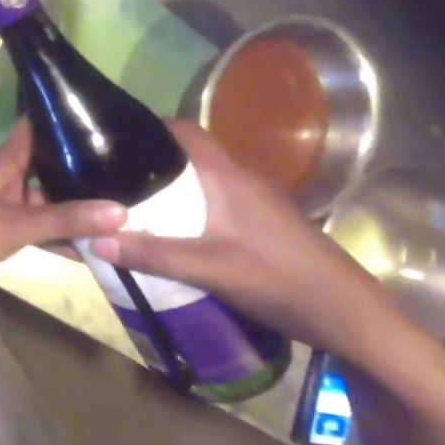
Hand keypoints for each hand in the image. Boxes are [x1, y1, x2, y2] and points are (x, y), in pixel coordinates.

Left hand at [0, 122, 125, 284]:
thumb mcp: (16, 227)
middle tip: (130, 170)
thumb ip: (64, 220)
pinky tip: (88, 245)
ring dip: (73, 204)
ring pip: (46, 196)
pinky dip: (56, 230)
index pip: (39, 126)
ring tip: (121, 206)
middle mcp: (7, 175)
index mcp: (7, 162)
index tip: (107, 116)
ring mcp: (3, 200)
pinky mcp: (0, 223)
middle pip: (50, 163)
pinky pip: (36, 222)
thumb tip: (121, 211)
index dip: (67, 117)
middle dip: (83, 167)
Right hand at [88, 120, 389, 349]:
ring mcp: (253, 204)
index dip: (149, 129)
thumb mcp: (209, 269)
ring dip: (166, 192)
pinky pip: (211, 206)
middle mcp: (240, 181)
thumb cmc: (281, 280)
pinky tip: (166, 237)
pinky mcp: (259, 227)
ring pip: (199, 184)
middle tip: (109, 183)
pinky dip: (184, 213)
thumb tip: (95, 239)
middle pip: (188, 158)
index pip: (185, 132)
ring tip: (127, 209)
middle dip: (148, 166)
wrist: (349, 316)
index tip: (112, 142)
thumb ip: (153, 254)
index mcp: (228, 177)